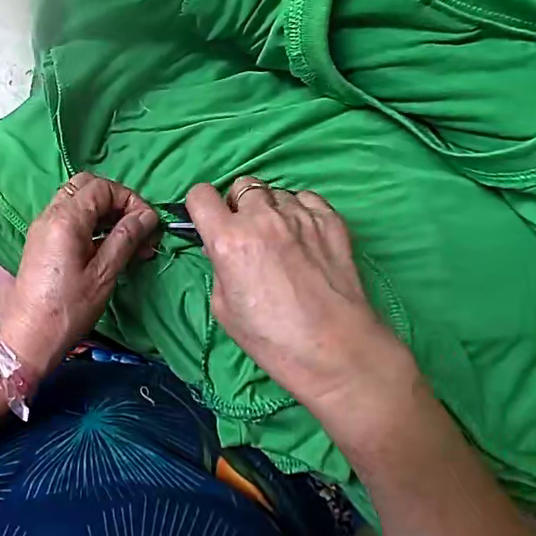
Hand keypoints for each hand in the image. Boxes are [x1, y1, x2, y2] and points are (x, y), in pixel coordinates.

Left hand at [0, 172, 159, 375]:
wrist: (28, 337)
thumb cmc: (67, 309)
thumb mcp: (104, 274)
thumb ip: (126, 238)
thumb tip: (147, 216)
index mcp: (65, 219)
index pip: (102, 187)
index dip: (130, 199)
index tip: (147, 223)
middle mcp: (49, 215)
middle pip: (86, 187)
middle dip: (116, 201)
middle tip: (137, 227)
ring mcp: (41, 228)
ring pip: (76, 201)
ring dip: (104, 213)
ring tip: (128, 241)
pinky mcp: (40, 242)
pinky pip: (68, 218)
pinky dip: (90, 223)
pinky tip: (107, 248)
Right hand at [186, 177, 418, 411]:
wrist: (335, 349)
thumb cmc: (272, 338)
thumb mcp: (223, 308)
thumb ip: (218, 268)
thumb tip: (221, 249)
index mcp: (229, 239)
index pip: (201, 195)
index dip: (202, 208)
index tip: (210, 222)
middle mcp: (263, 218)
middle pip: (242, 186)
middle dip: (239, 206)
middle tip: (248, 233)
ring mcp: (300, 216)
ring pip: (275, 192)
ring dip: (271, 209)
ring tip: (280, 238)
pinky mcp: (331, 220)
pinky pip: (306, 199)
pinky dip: (300, 211)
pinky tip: (303, 236)